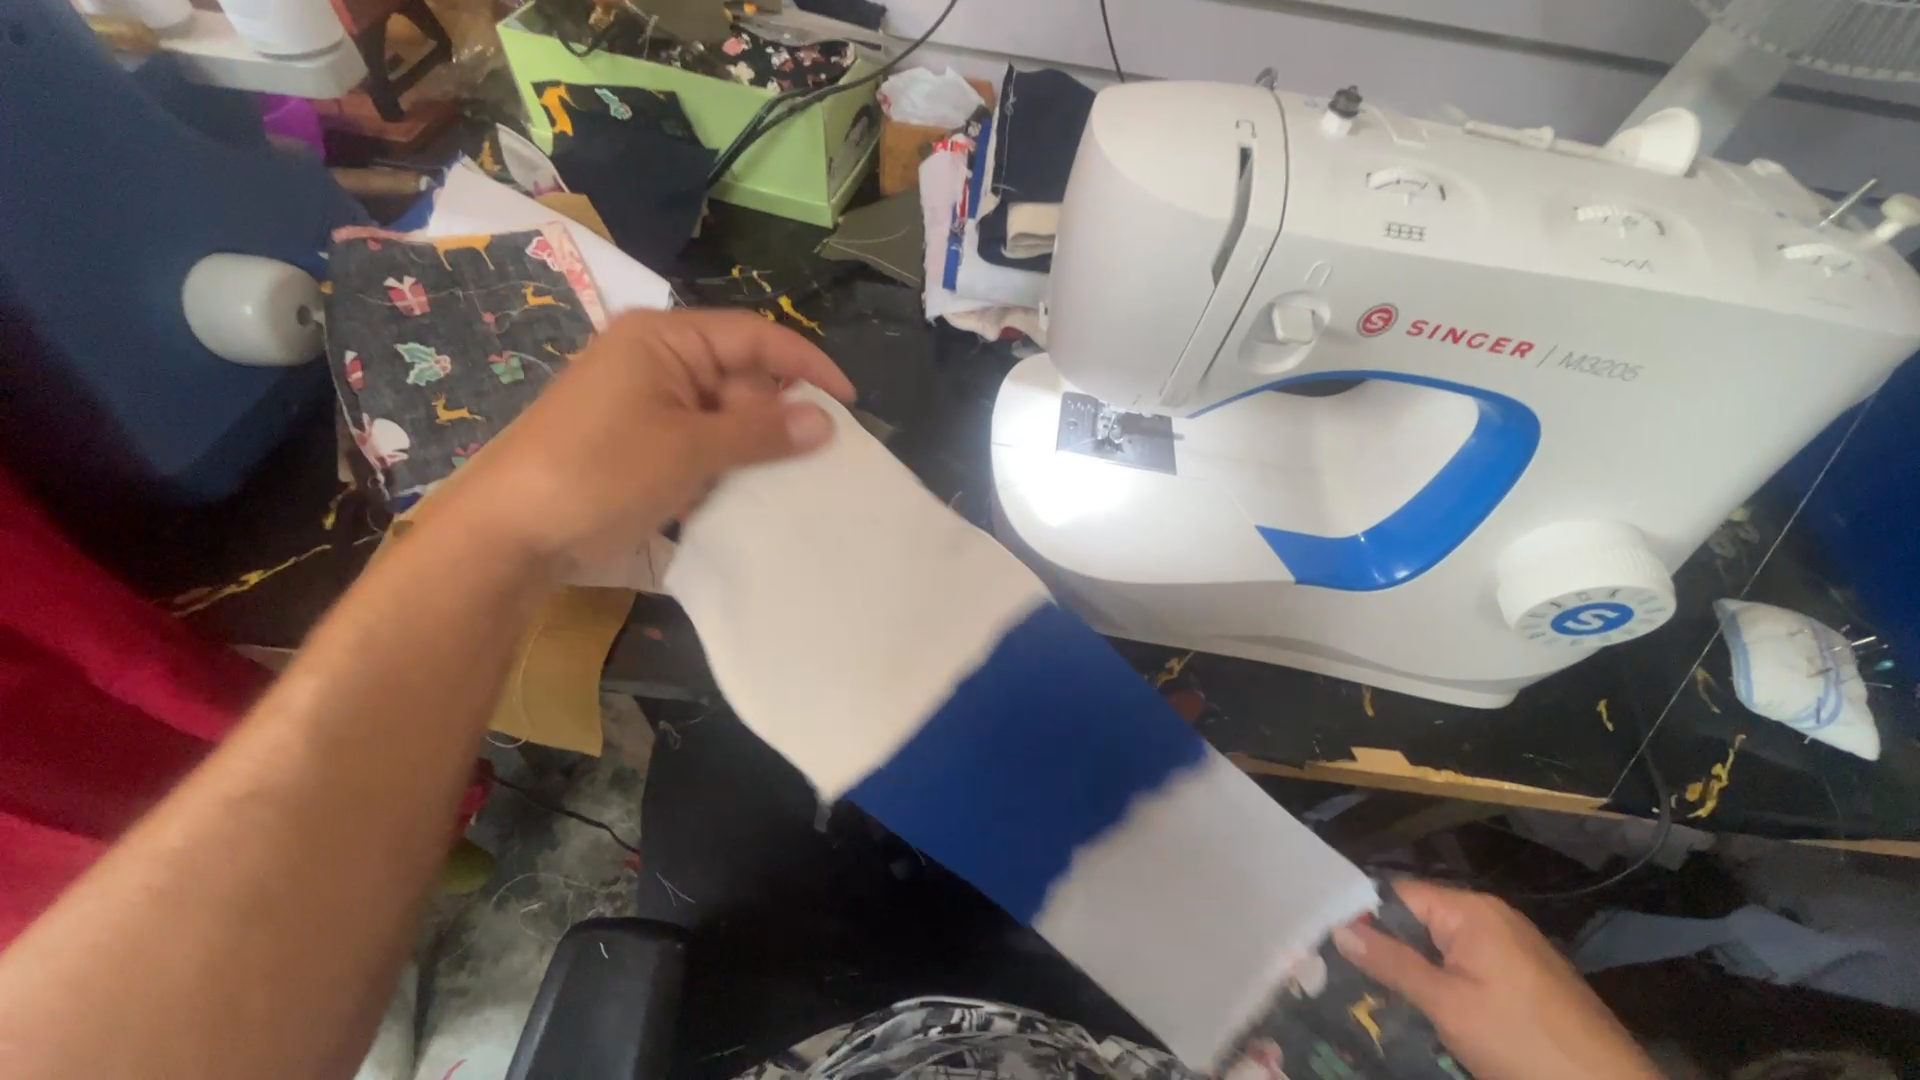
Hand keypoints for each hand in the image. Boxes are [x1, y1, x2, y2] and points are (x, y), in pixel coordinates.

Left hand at [431, 309, 854, 570]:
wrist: (511, 534)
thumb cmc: (601, 473)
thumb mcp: (689, 449)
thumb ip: (760, 431)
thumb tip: (824, 420)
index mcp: (664, 340)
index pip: (755, 337)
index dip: (807, 366)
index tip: (849, 403)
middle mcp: (656, 361)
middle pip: (741, 376)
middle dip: (779, 415)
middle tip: (820, 457)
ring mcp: (645, 404)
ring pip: (723, 415)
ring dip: (754, 447)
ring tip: (791, 481)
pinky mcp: (638, 443)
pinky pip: (699, 443)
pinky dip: (724, 465)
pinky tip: (745, 496)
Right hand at [1332, 880, 1662, 1079]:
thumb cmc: (1524, 1043)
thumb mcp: (1447, 1004)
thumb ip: (1391, 962)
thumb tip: (1339, 927)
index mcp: (1472, 911)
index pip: (1397, 895)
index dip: (1363, 917)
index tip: (1331, 945)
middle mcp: (1493, 918)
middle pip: (1419, 921)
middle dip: (1389, 950)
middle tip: (1351, 980)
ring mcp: (1514, 950)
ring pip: (1442, 950)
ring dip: (1417, 974)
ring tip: (1383, 1001)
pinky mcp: (1528, 981)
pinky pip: (1469, 969)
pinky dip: (1447, 987)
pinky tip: (1432, 1016)